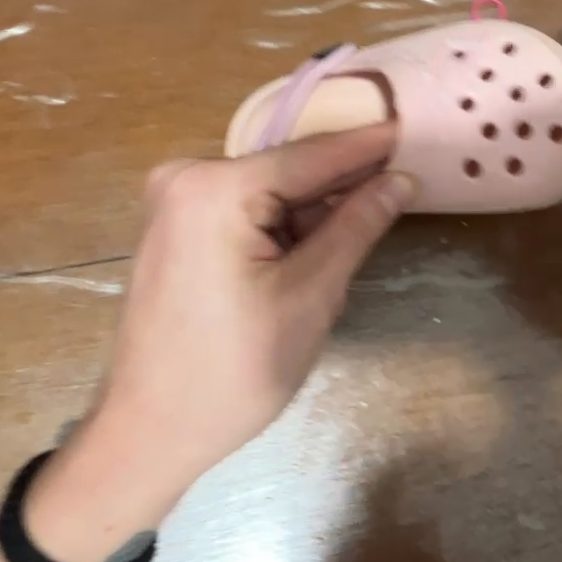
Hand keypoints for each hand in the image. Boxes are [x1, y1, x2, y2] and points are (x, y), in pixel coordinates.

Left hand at [71, 123, 410, 490]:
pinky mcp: (176, 227)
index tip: (410, 127)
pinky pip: (245, 209)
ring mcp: (174, 202)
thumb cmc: (234, 372)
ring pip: (269, 191)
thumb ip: (356, 226)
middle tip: (402, 177)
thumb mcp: (310, 295)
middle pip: (287, 170)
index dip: (367, 145)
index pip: (310, 155)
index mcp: (214, 188)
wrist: (150, 434)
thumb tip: (400, 180)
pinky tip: (321, 240)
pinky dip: (284, 223)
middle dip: (342, 180)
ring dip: (315, 208)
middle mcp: (185, 178)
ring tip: (371, 215)